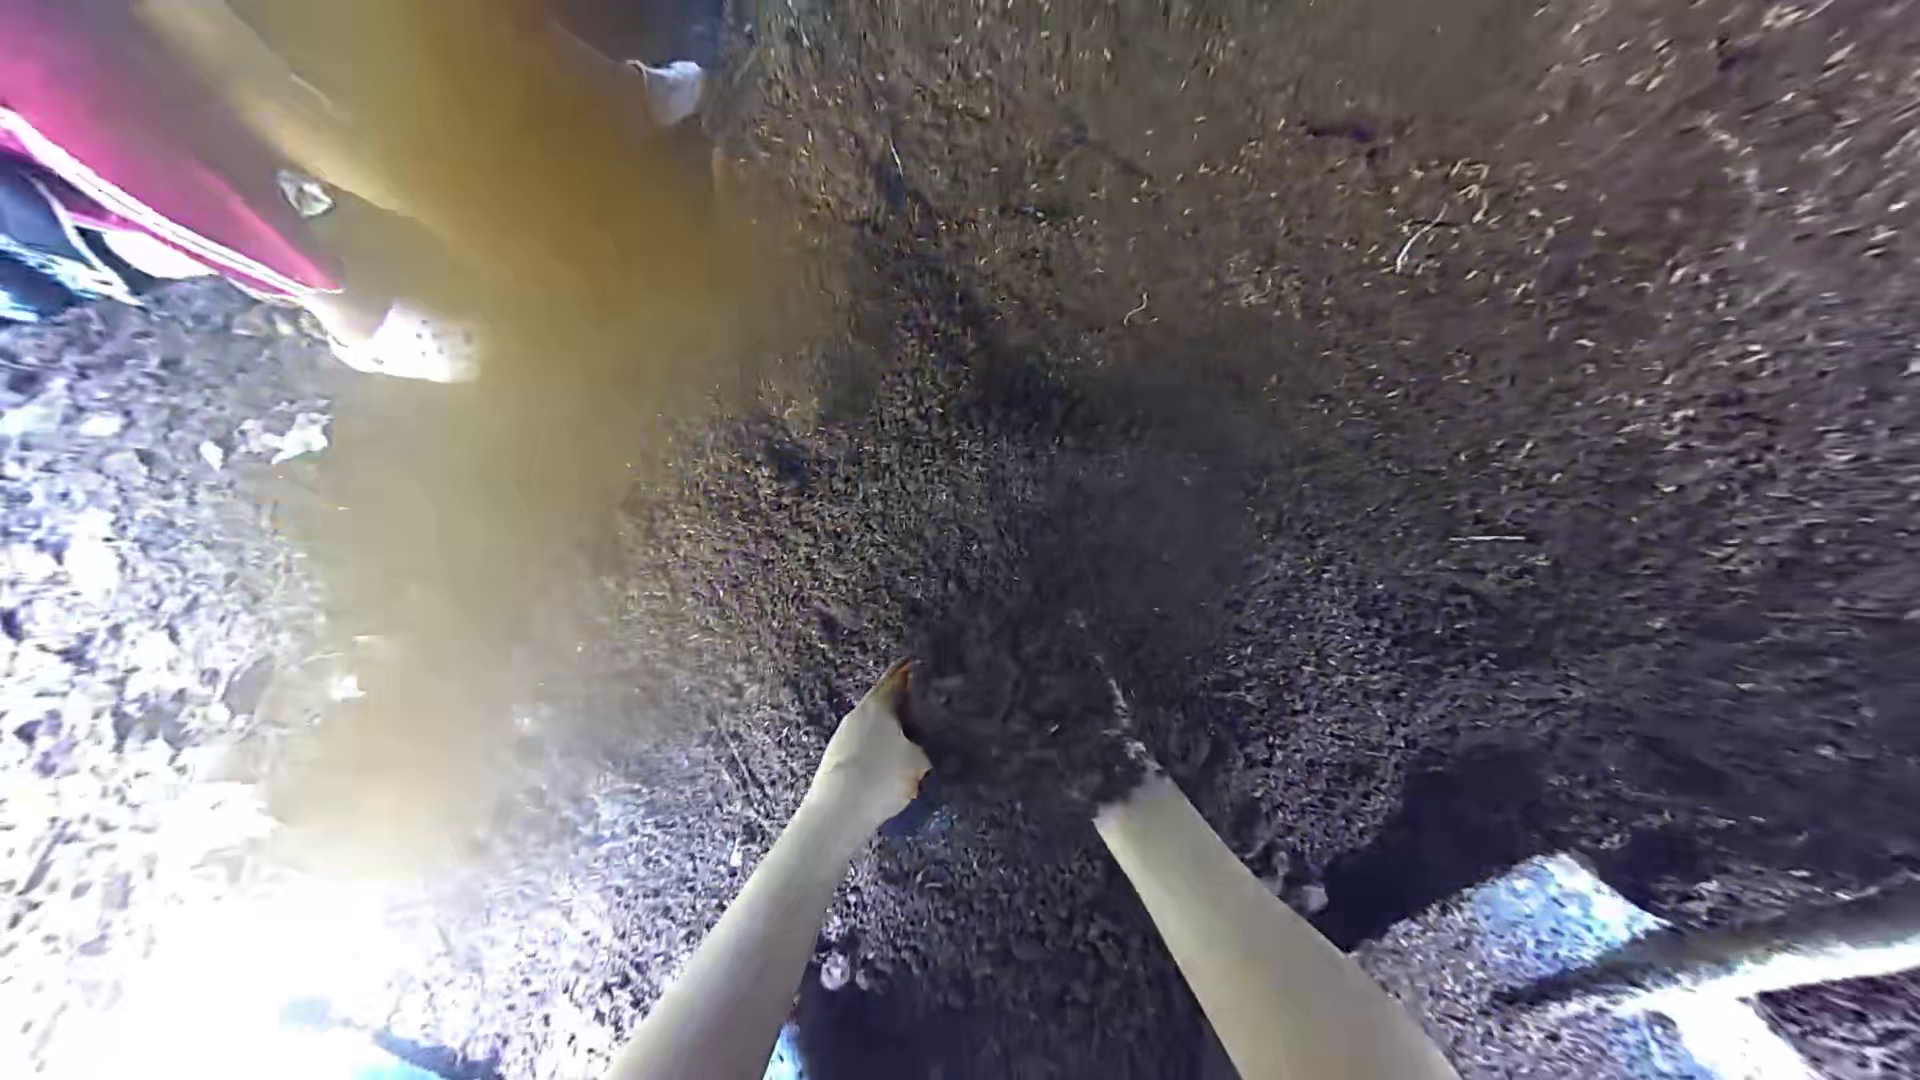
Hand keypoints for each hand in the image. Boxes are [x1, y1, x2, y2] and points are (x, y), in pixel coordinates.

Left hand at [809, 661, 931, 825]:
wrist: (837, 814)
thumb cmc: (881, 777)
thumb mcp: (918, 761)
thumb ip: (924, 746)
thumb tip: (923, 745)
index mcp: (877, 704)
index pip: (897, 677)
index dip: (912, 671)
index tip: (925, 667)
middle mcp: (858, 713)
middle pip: (884, 701)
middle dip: (904, 703)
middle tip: (927, 706)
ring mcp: (844, 736)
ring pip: (874, 724)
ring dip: (892, 728)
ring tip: (915, 737)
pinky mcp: (837, 758)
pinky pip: (865, 744)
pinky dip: (880, 747)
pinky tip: (892, 761)